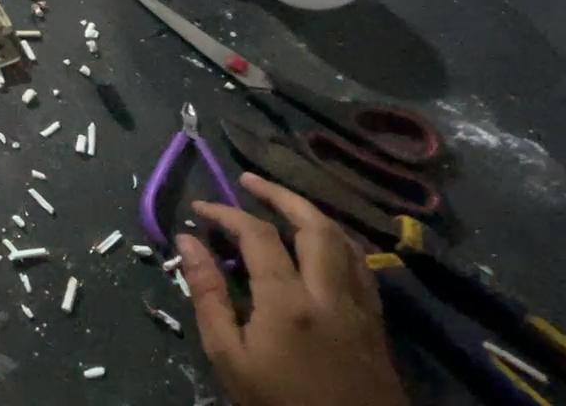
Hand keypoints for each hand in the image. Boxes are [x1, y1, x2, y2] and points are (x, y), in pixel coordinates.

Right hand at [179, 172, 407, 405]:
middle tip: (248, 181)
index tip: (199, 208)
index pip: (258, 235)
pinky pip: (363, 270)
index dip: (226, 212)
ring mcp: (363, 311)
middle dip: (281, 195)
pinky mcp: (377, 328)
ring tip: (284, 205)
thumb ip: (207, 293)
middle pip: (317, 227)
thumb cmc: (278, 403)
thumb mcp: (228, 355)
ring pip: (349, 245)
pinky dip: (338, 244)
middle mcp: (332, 296)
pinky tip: (319, 248)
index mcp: (290, 302)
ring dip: (314, 216)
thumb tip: (187, 240)